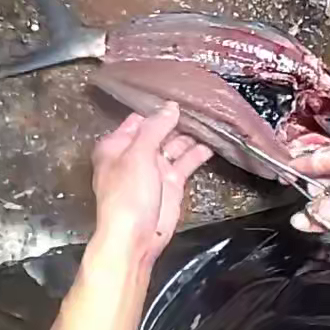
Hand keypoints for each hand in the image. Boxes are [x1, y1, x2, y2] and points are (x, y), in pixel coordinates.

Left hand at [89, 103, 211, 265]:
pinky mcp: (172, 182)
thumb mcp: (138, 154)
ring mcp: (155, 168)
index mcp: (118, 145)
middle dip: (178, 119)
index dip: (158, 108)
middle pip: (160, 130)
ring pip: (175, 144)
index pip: (139, 119)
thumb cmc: (127, 195)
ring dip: (191, 134)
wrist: (135, 236)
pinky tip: (212, 142)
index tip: (179, 93)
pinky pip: (187, 162)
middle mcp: (136, 154)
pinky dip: (199, 152)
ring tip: (210, 120)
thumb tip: (171, 107)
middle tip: (201, 104)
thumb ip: (155, 128)